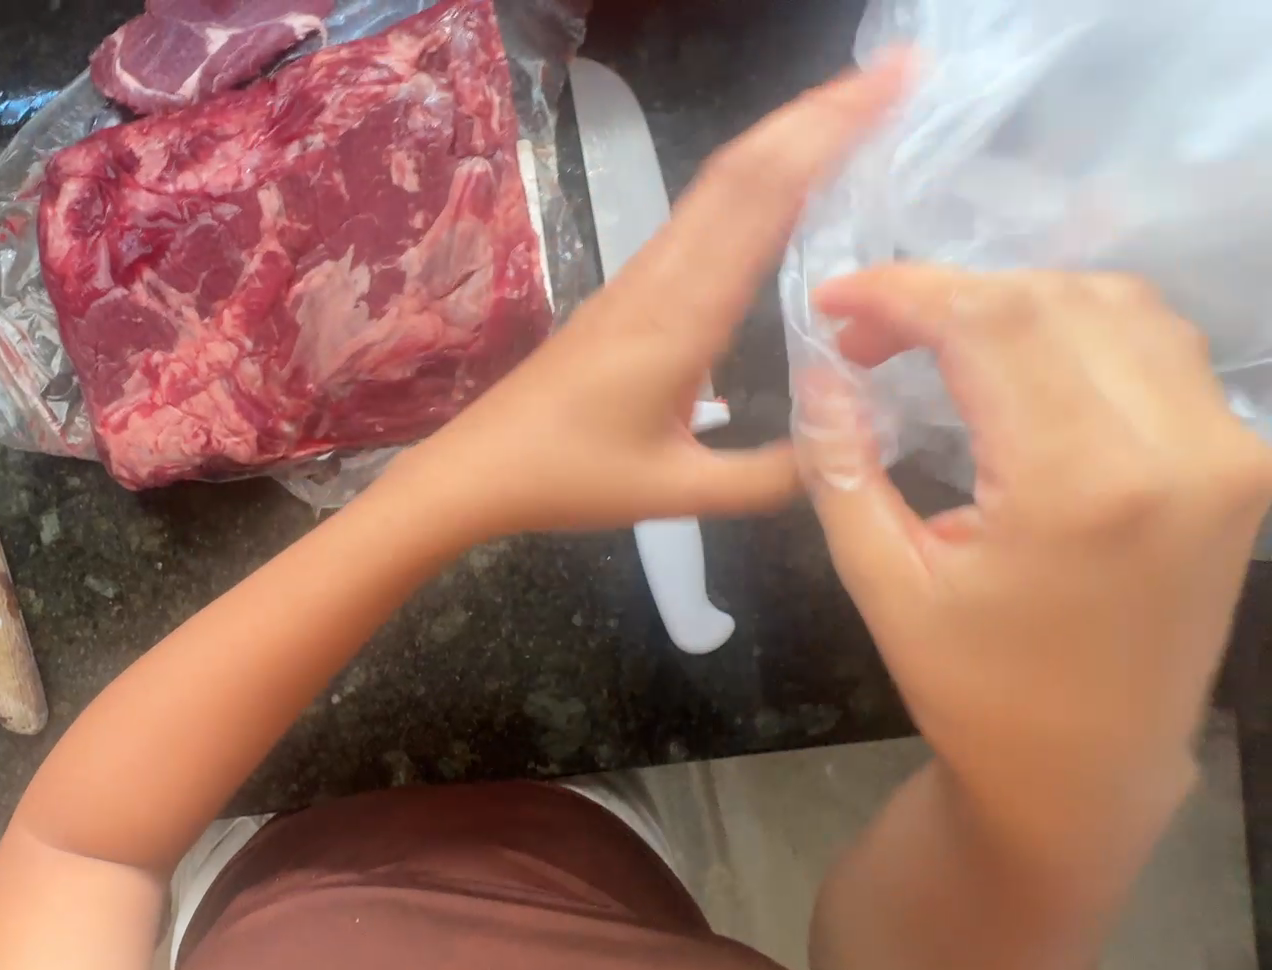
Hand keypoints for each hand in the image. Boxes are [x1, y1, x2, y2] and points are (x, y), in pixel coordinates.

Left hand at [391, 54, 910, 538]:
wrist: (474, 471)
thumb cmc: (565, 479)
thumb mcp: (674, 491)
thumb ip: (766, 477)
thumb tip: (845, 449)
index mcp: (678, 318)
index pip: (762, 198)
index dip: (831, 127)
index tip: (898, 77)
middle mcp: (653, 285)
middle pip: (735, 174)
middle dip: (816, 114)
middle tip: (894, 74)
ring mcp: (627, 289)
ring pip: (706, 195)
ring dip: (775, 146)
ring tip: (846, 117)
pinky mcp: (611, 303)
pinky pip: (684, 228)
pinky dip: (738, 193)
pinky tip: (764, 205)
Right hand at [798, 266, 1271, 802]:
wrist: (1085, 758)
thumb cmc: (965, 679)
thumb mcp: (876, 578)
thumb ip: (841, 466)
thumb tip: (819, 374)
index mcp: (1080, 485)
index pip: (997, 326)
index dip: (906, 292)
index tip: (833, 298)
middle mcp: (1181, 448)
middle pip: (1061, 300)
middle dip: (944, 294)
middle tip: (860, 335)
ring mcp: (1228, 450)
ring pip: (1119, 308)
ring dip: (1005, 305)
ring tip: (919, 343)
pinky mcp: (1236, 460)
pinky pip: (1152, 348)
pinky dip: (1063, 329)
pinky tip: (998, 362)